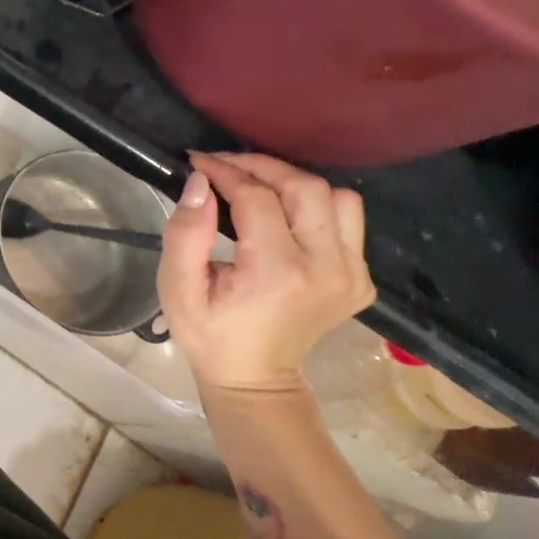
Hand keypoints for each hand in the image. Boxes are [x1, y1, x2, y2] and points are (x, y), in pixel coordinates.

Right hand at [157, 152, 376, 392]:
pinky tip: (281, 214)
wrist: (254, 376)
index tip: (197, 162)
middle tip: (224, 164)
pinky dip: (314, 206)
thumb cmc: (206, 332)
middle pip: (307, 188)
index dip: (225, 172)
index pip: (258, 198)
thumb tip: (198, 183)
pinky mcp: (362, 278)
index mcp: (278, 272)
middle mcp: (328, 268)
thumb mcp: (177, 286)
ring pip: (338, 198)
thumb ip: (185, 233)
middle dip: (262, 167)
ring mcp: (353, 274)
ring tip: (255, 185)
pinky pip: (348, 221)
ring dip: (293, 183)